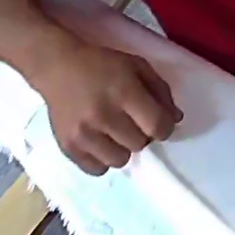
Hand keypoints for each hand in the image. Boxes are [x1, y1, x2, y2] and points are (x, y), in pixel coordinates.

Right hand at [30, 42, 180, 175]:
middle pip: (140, 144)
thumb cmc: (103, 64)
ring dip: (123, 147)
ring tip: (115, 130)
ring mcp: (84, 134)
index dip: (165, 127)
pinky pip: (98, 170)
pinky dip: (103, 158)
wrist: (59, 67)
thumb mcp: (137, 66)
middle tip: (132, 120)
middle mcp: (104, 115)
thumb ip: (160, 90)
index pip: (157, 126)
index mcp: (124, 91)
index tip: (160, 121)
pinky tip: (100, 140)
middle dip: (142, 133)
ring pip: (120, 160)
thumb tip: (176, 119)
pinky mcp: (68, 147)